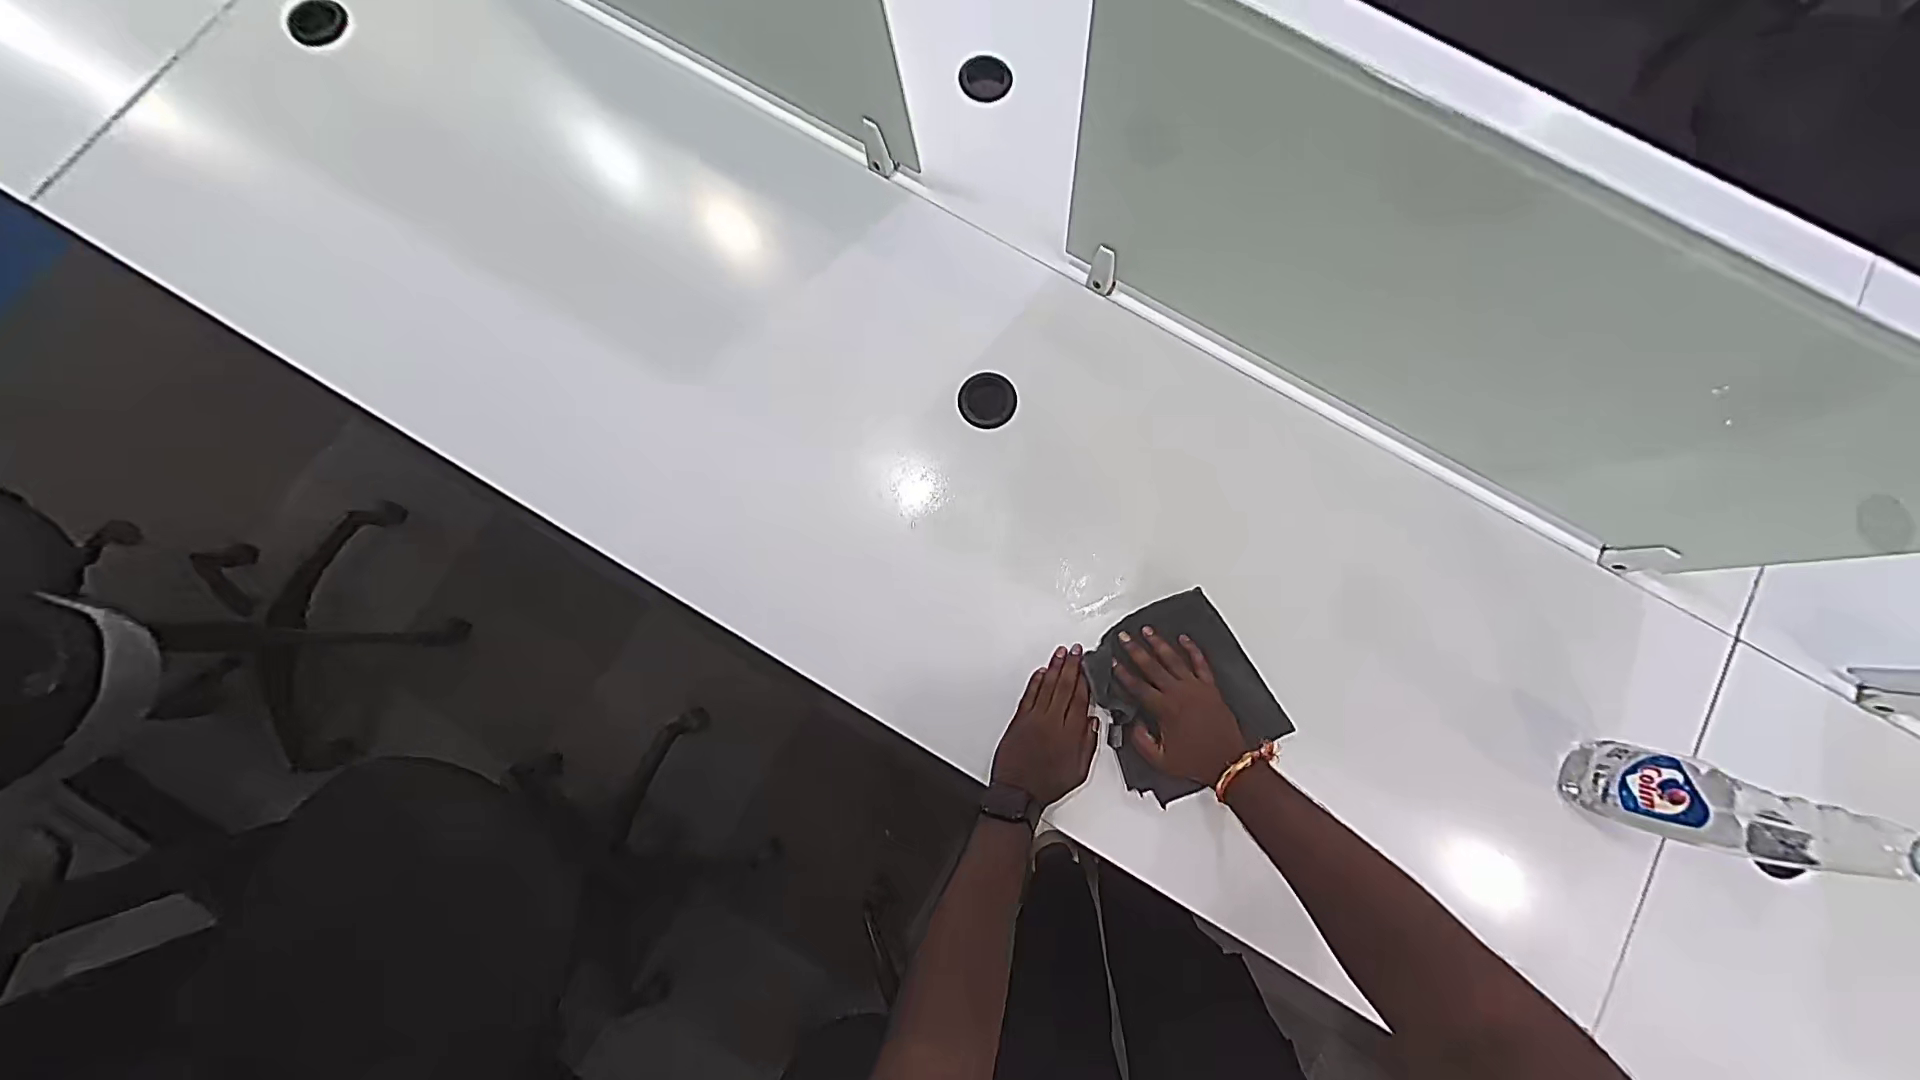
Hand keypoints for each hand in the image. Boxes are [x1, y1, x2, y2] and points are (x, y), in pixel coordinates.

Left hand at [991, 645, 1097, 807]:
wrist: (1017, 792)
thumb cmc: (1046, 785)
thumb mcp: (1078, 771)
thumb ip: (1088, 745)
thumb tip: (1092, 723)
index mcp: (1070, 734)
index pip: (1080, 699)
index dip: (1085, 680)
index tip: (1088, 666)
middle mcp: (1052, 722)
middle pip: (1064, 687)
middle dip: (1071, 666)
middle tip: (1075, 651)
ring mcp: (1034, 719)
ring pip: (1046, 686)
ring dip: (1054, 667)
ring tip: (1060, 653)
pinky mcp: (1019, 720)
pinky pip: (1029, 695)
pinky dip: (1035, 682)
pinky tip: (1041, 672)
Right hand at [1112, 628, 1251, 785]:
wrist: (1228, 762)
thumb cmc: (1197, 761)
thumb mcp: (1160, 759)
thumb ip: (1141, 741)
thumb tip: (1133, 725)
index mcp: (1165, 709)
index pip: (1137, 686)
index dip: (1123, 673)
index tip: (1113, 663)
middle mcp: (1179, 694)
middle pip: (1151, 666)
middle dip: (1135, 650)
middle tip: (1125, 638)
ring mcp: (1195, 688)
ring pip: (1173, 659)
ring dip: (1158, 643)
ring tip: (1147, 631)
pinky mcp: (1210, 688)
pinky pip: (1200, 663)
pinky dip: (1191, 649)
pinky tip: (1183, 639)